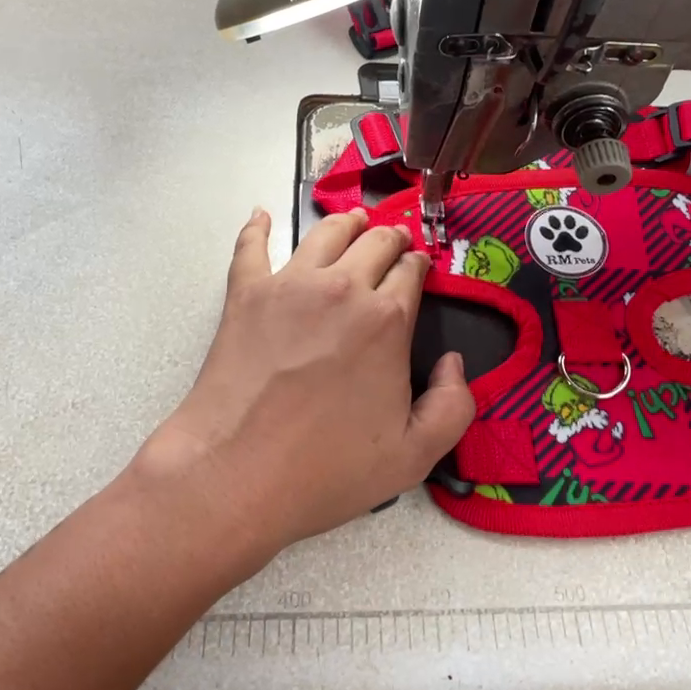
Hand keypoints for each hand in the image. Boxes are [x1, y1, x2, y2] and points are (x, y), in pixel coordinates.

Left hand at [135, 207, 474, 555]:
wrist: (236, 474)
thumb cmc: (325, 470)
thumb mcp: (415, 456)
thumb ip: (454, 405)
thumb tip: (454, 363)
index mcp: (386, 320)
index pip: (410, 272)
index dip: (419, 265)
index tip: (419, 267)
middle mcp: (341, 289)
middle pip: (374, 242)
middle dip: (390, 237)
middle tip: (393, 240)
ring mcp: (289, 284)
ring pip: (325, 232)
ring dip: (345, 223)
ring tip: (353, 221)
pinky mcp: (245, 293)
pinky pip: (252, 245)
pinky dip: (257, 226)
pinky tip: (260, 216)